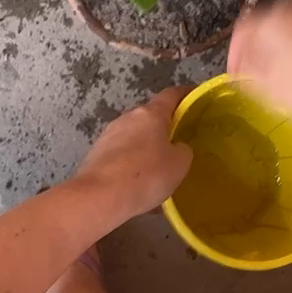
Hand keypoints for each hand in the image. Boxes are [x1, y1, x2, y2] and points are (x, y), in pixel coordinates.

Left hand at [71, 87, 193, 219]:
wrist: (100, 197)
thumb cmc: (146, 175)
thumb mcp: (179, 164)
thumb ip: (183, 150)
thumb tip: (177, 147)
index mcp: (151, 114)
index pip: (171, 95)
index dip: (185, 95)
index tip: (195, 98)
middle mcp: (128, 118)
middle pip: (150, 116)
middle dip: (165, 126)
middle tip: (179, 141)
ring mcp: (109, 135)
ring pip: (135, 136)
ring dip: (147, 147)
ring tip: (159, 166)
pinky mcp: (97, 154)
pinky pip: (122, 155)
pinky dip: (132, 163)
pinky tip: (139, 182)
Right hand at [227, 0, 291, 131]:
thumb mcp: (272, 89)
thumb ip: (249, 78)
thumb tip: (241, 72)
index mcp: (271, 18)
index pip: (242, 31)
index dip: (235, 56)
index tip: (236, 79)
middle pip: (271, 29)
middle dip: (263, 55)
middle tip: (262, 83)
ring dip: (290, 56)